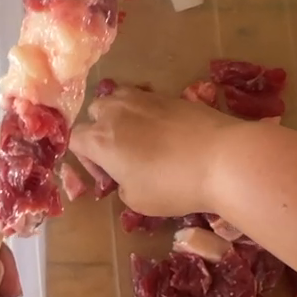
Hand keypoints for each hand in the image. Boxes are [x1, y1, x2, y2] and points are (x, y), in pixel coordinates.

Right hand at [70, 89, 244, 217]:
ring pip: (119, 98)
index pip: (74, 139)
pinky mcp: (171, 95)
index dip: (85, 160)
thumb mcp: (137, 201)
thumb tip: (126, 176)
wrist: (222, 160)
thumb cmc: (173, 186)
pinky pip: (146, 99)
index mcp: (100, 139)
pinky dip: (146, 113)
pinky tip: (165, 133)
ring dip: (121, 116)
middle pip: (95, 112)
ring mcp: (144, 99)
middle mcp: (116, 112)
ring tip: (139, 137)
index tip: (107, 177)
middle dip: (101, 131)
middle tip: (121, 156)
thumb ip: (121, 185)